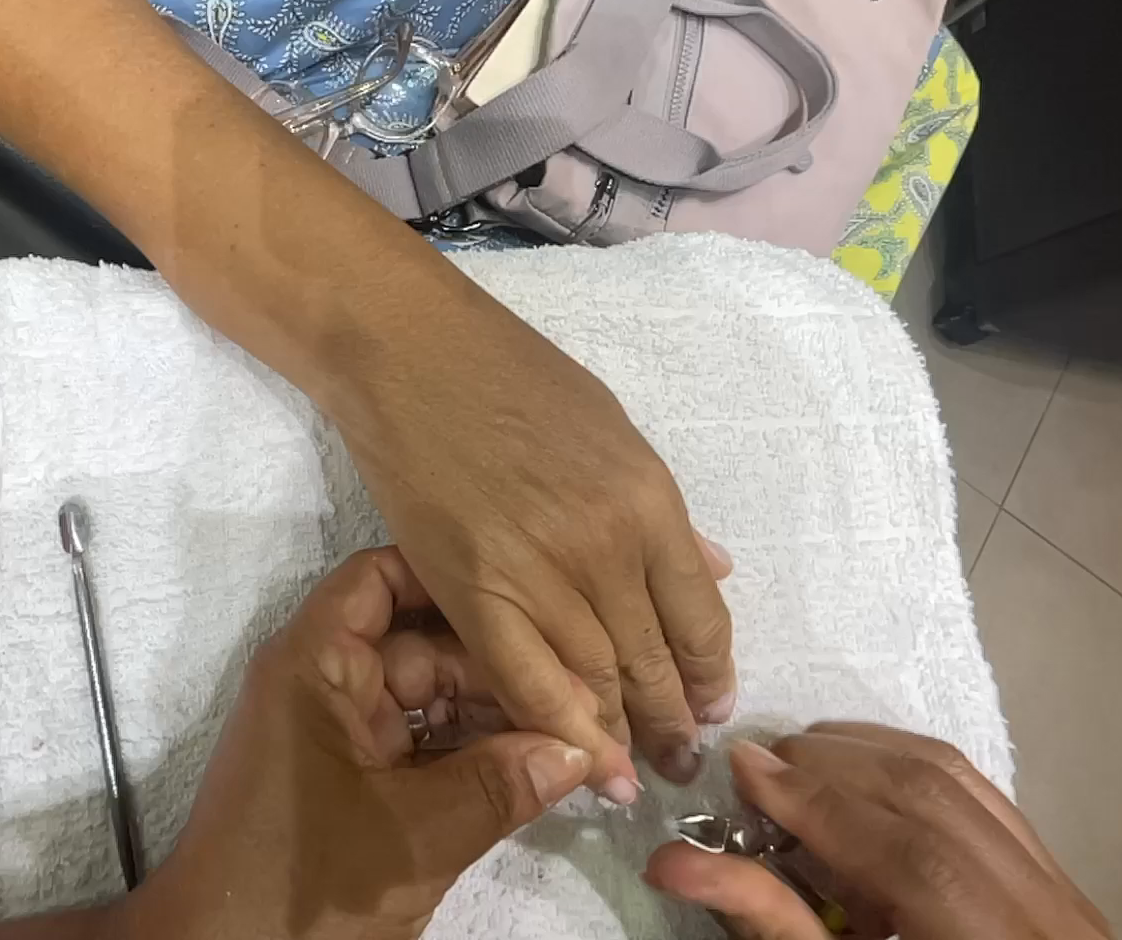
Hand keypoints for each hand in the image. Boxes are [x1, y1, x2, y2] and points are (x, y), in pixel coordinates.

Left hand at [120, 548, 591, 939]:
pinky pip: (419, 735)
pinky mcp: (354, 766)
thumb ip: (497, 786)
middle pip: (420, 638)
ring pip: (427, 691)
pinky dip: (469, 746)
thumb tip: (582, 748)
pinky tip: (535, 759)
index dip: (446, 573)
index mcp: (316, 660)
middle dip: (496, 662)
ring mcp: (340, 722)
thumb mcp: (410, 838)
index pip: (379, 577)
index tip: (523, 587)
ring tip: (577, 723)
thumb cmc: (302, 886)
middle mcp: (327, 676)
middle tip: (584, 685)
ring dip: (491, 710)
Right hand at [338, 300, 735, 795]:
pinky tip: (580, 763)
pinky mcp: (468, 590)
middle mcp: (605, 550)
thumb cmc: (505, 371)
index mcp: (647, 500)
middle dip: (669, 721)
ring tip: (628, 767)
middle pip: (651, 662)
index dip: (708, 675)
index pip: (699, 618)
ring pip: (594, 681)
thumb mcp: (606, 425)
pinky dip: (557, 729)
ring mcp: (537, 574)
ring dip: (618, 733)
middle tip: (673, 758)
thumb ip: (657, 508)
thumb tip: (712, 568)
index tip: (706, 706)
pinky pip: (524, 679)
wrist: (409, 354)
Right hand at [644, 725, 1112, 939]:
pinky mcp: (1042, 860)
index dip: (817, 803)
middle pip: (928, 792)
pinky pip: (965, 778)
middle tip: (755, 771)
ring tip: (791, 765)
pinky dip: (891, 755)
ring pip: (949, 771)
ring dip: (854, 749)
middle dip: (825, 764)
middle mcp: (1051, 913)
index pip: (913, 858)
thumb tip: (666, 861)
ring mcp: (1058, 882)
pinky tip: (845, 769)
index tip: (740, 767)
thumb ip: (765, 918)